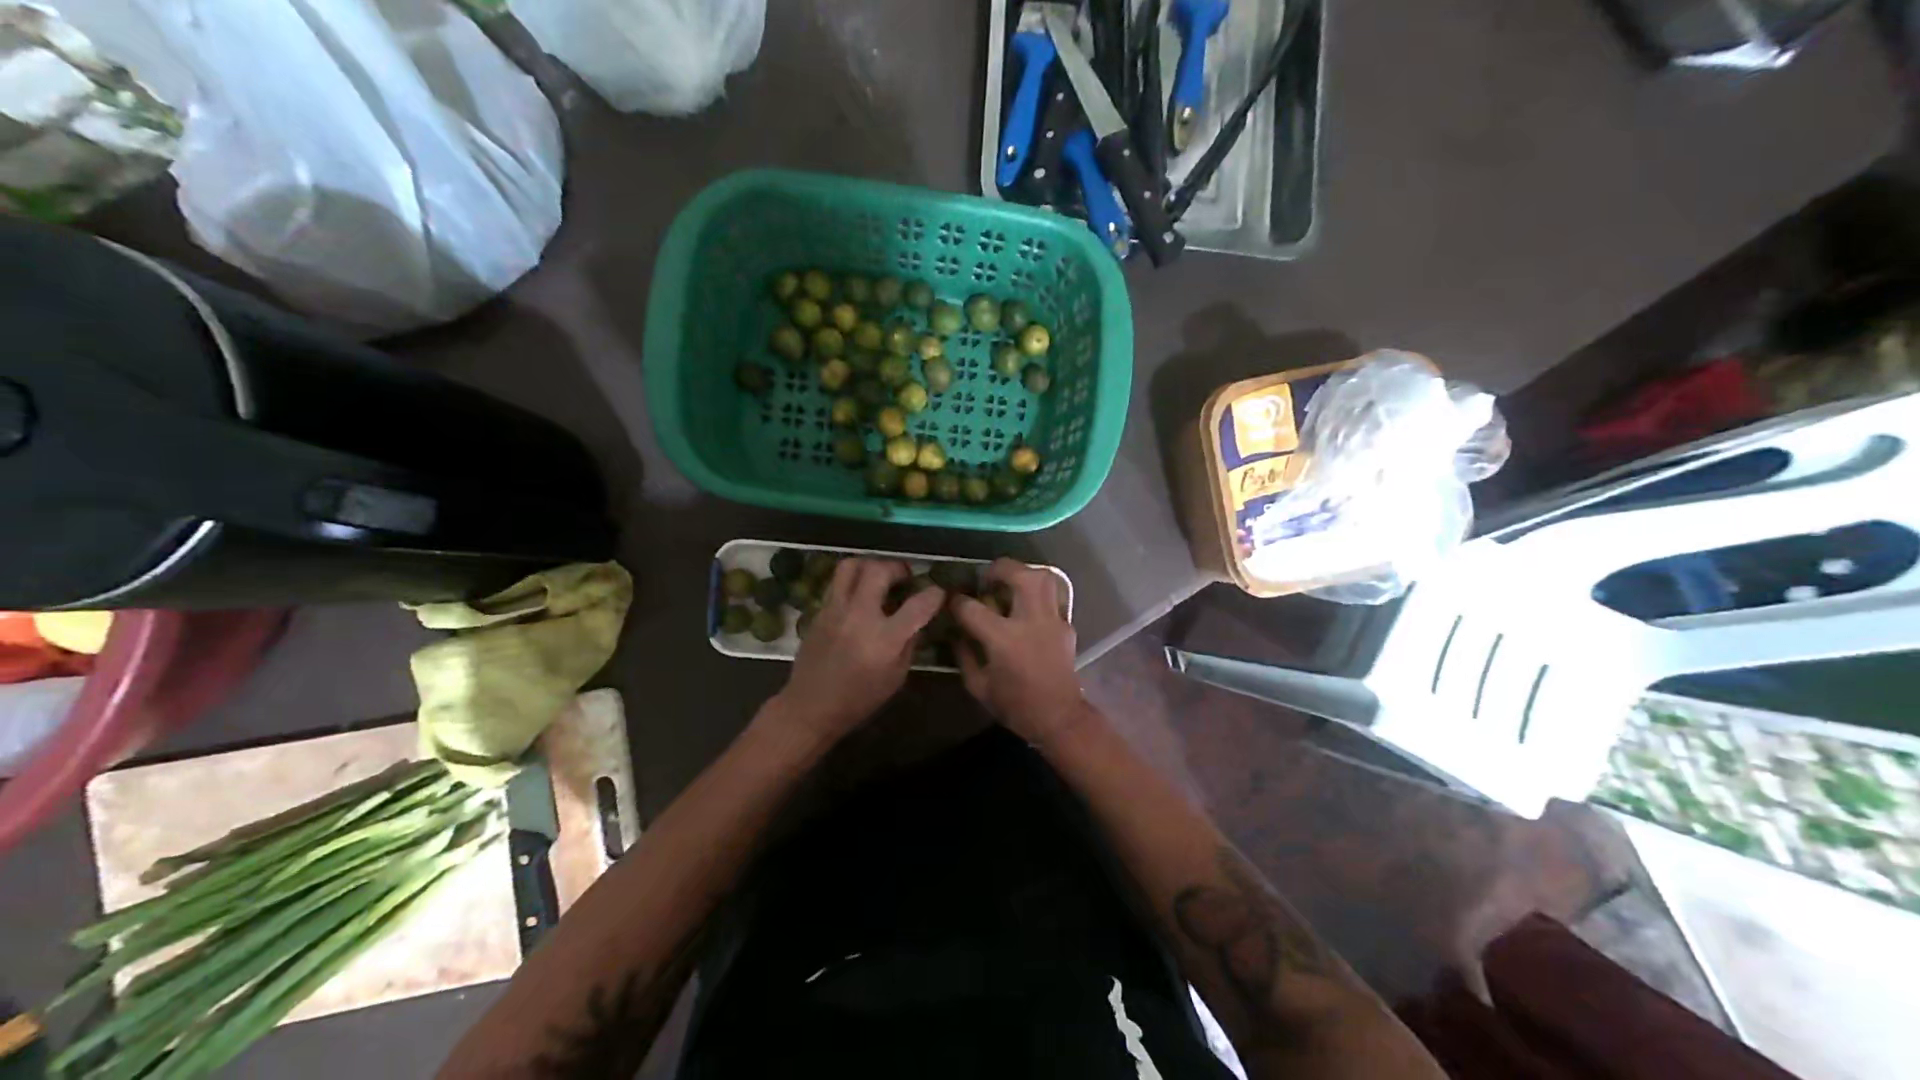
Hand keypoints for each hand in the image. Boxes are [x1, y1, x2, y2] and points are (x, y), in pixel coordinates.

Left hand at [768, 558, 944, 744]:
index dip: (934, 594)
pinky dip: (853, 582)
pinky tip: (860, 596)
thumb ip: (909, 643)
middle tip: (904, 576)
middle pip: (878, 571)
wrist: (810, 707)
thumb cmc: (859, 699)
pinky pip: (837, 584)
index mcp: (884, 639)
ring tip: (879, 577)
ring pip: (851, 566)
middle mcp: (858, 616)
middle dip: (898, 567)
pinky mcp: (819, 611)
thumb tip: (918, 619)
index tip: (938, 591)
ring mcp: (834, 610)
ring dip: (870, 565)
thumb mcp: (896, 677)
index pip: (918, 604)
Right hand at [950, 558, 1087, 746]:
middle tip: (987, 576)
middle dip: (999, 568)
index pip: (972, 607)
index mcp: (1004, 639)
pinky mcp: (1066, 626)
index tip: (950, 600)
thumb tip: (956, 633)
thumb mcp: (978, 686)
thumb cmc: (1016, 706)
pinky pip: (1053, 597)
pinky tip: (1027, 606)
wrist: (1059, 718)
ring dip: (1023, 573)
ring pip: (1044, 578)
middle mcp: (1031, 622)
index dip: (956, 601)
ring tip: (1009, 582)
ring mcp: (1053, 621)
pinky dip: (1038, 594)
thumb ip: (964, 654)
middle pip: (1019, 575)